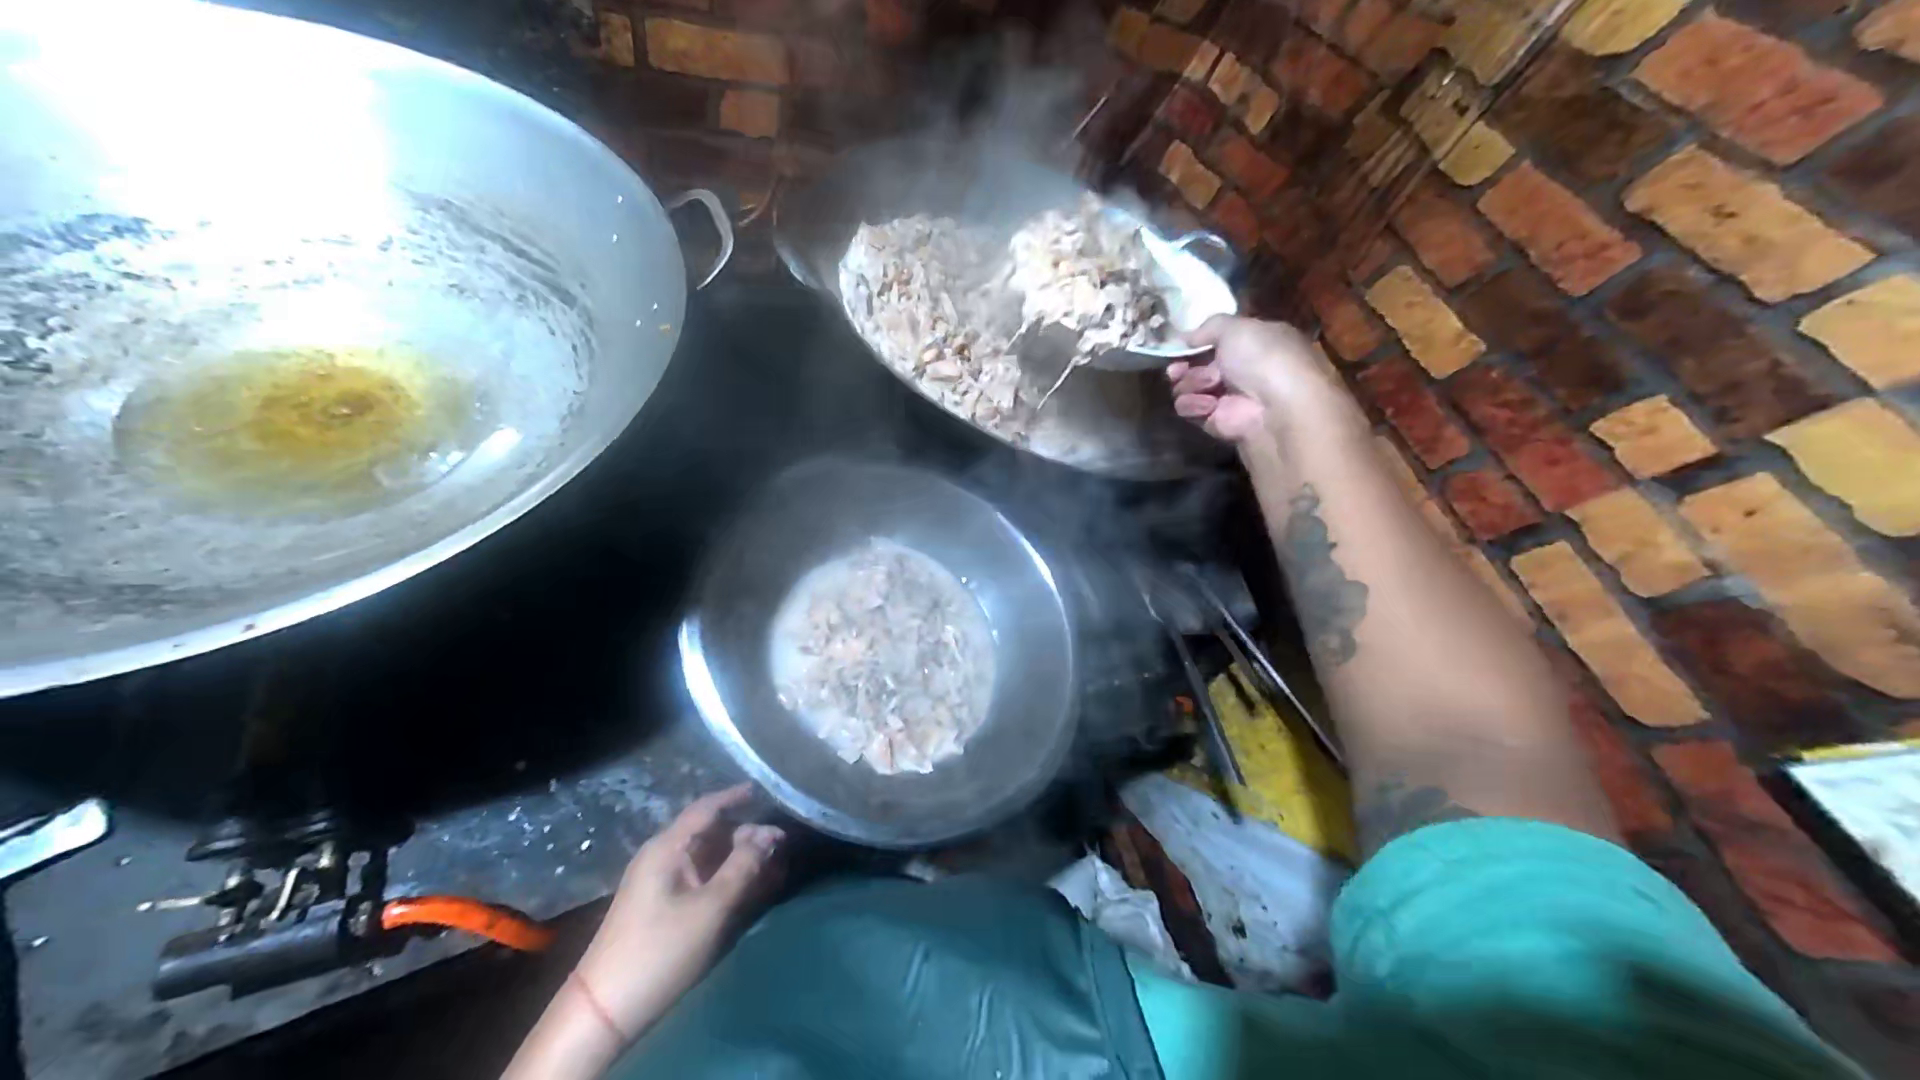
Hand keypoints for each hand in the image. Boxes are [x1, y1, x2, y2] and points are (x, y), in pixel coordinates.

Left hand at [571, 784, 784, 1040]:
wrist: (605, 1010)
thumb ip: (743, 866)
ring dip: (741, 859)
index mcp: (667, 847)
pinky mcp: (663, 905)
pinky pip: (702, 878)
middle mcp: (663, 856)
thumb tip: (769, 835)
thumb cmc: (661, 949)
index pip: (707, 808)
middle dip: (748, 835)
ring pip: (710, 857)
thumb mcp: (711, 907)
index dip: (736, 796)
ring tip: (774, 865)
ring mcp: (661, 882)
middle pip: (712, 833)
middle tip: (782, 844)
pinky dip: (727, 878)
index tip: (765, 790)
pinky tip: (751, 887)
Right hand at [1167, 316, 1348, 443]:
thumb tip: (1187, 337)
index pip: (1219, 342)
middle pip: (1199, 366)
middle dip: (1185, 366)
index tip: (1181, 345)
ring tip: (1205, 385)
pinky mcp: (1217, 421)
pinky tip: (1207, 404)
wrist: (1276, 406)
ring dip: (1190, 384)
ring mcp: (1229, 397)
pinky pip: (1191, 409)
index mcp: (1256, 344)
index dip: (1197, 342)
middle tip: (1175, 369)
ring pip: (1190, 387)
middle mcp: (1243, 371)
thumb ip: (1209, 327)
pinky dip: (1194, 405)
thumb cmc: (1263, 358)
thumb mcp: (1237, 327)